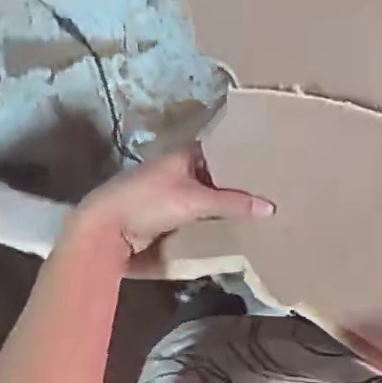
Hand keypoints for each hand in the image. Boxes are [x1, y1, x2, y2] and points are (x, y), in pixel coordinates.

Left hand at [65, 146, 274, 258]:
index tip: (273, 165)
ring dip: (228, 209)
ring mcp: (173, 198)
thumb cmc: (148, 202)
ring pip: (209, 201)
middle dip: (241, 186)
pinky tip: (236, 232)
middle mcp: (180, 172)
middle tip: (276, 193)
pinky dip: (214, 225)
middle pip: (218, 178)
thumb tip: (271, 208)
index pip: (223, 151)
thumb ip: (233, 204)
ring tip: (264, 214)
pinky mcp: (168, 221)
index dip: (245, 157)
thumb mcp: (195, 201)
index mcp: (185, 156)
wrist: (105, 231)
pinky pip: (199, 221)